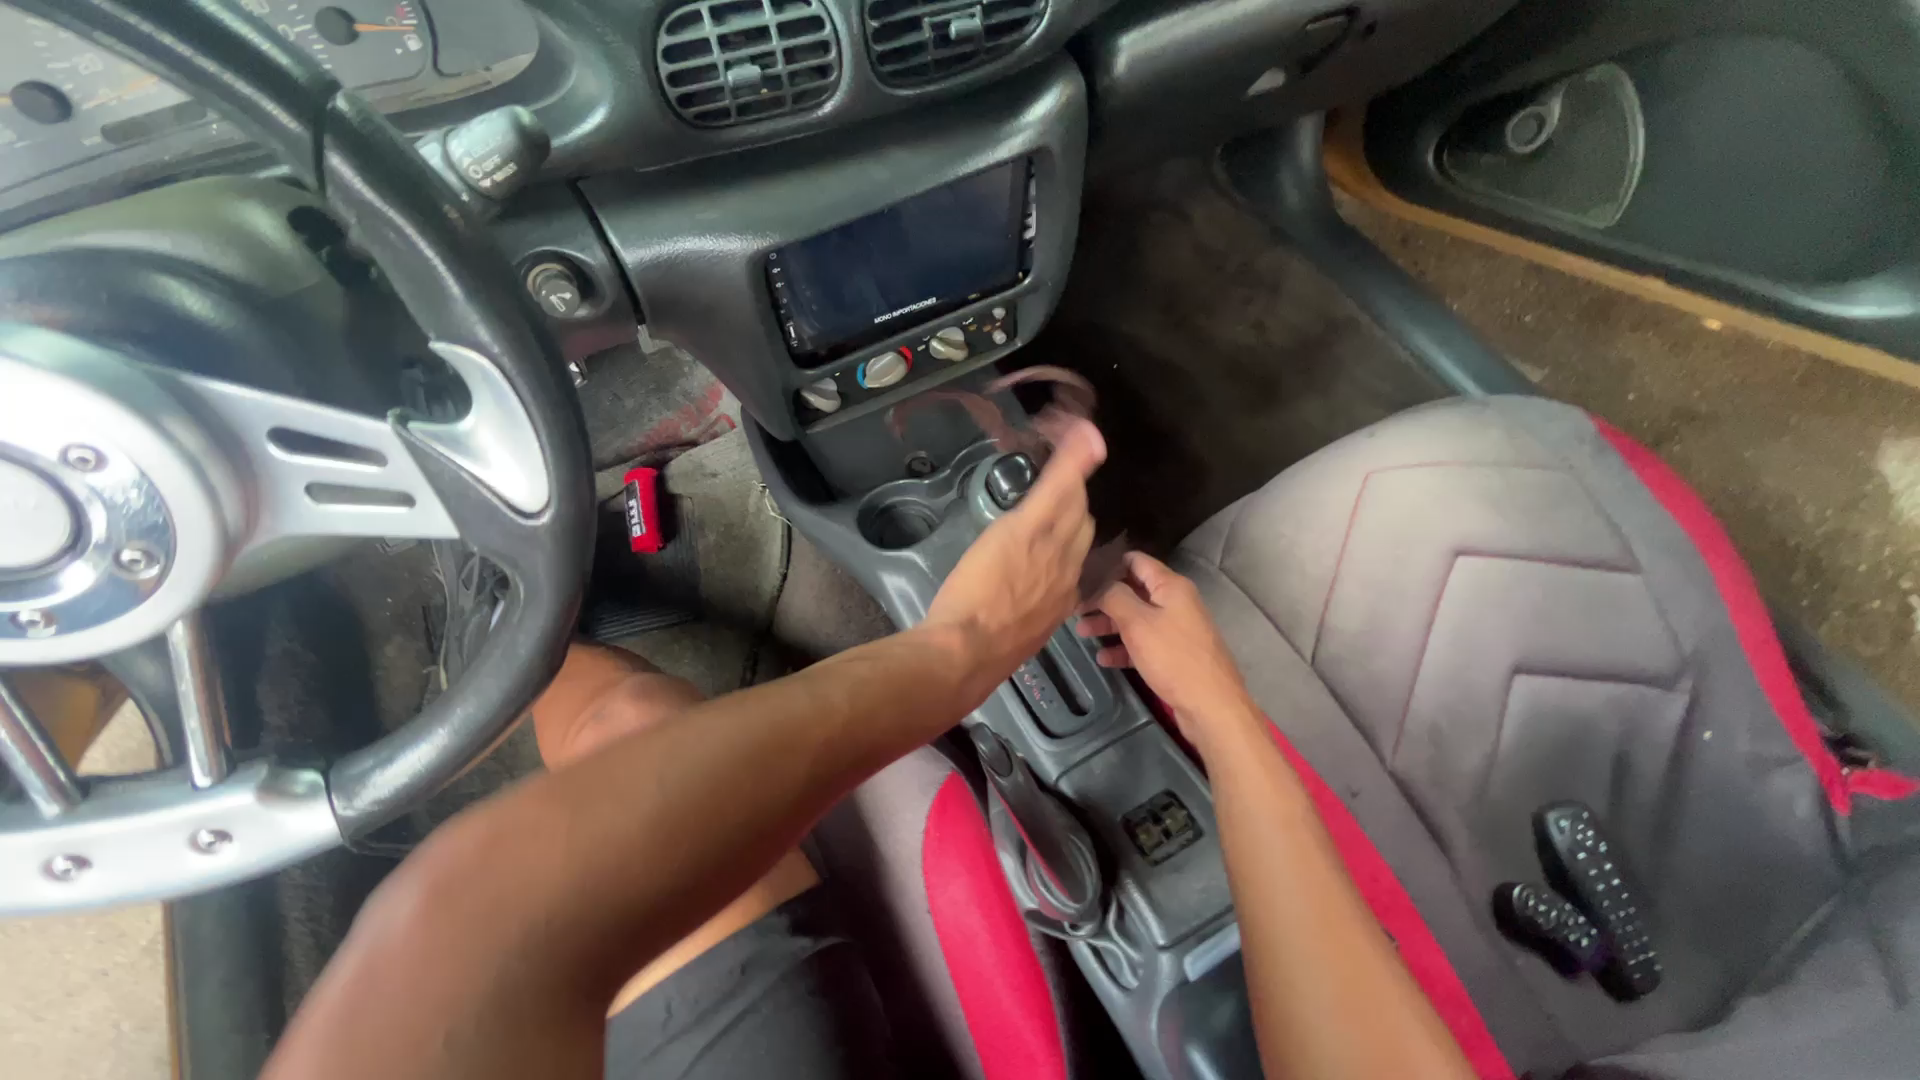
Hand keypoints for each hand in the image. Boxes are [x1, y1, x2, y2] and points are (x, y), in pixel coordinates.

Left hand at [924, 416, 1105, 690]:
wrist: (971, 650)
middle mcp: (1068, 566)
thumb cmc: (986, 649)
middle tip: (1061, 480)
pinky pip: (1057, 487)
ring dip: (1073, 474)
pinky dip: (1072, 458)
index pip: (1078, 551)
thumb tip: (1026, 598)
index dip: (1072, 530)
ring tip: (1074, 441)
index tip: (1067, 517)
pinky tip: (1083, 433)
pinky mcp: (1028, 528)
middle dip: (1072, 500)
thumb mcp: (1019, 631)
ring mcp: (1050, 545)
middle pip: (1081, 522)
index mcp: (1065, 594)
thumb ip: (1029, 607)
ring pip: (1072, 501)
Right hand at [1076, 551, 1260, 750]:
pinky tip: (1103, 658)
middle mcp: (1175, 602)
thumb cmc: (1172, 657)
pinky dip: (1123, 647)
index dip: (1108, 564)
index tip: (1081, 572)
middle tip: (1074, 606)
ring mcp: (1175, 629)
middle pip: (1133, 591)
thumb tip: (1099, 583)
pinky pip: (1143, 643)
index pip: (1135, 561)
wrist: (1210, 705)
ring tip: (1081, 632)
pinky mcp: (1173, 654)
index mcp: (1170, 586)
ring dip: (1109, 624)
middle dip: (1103, 598)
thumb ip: (1114, 596)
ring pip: (1135, 618)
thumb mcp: (1137, 622)